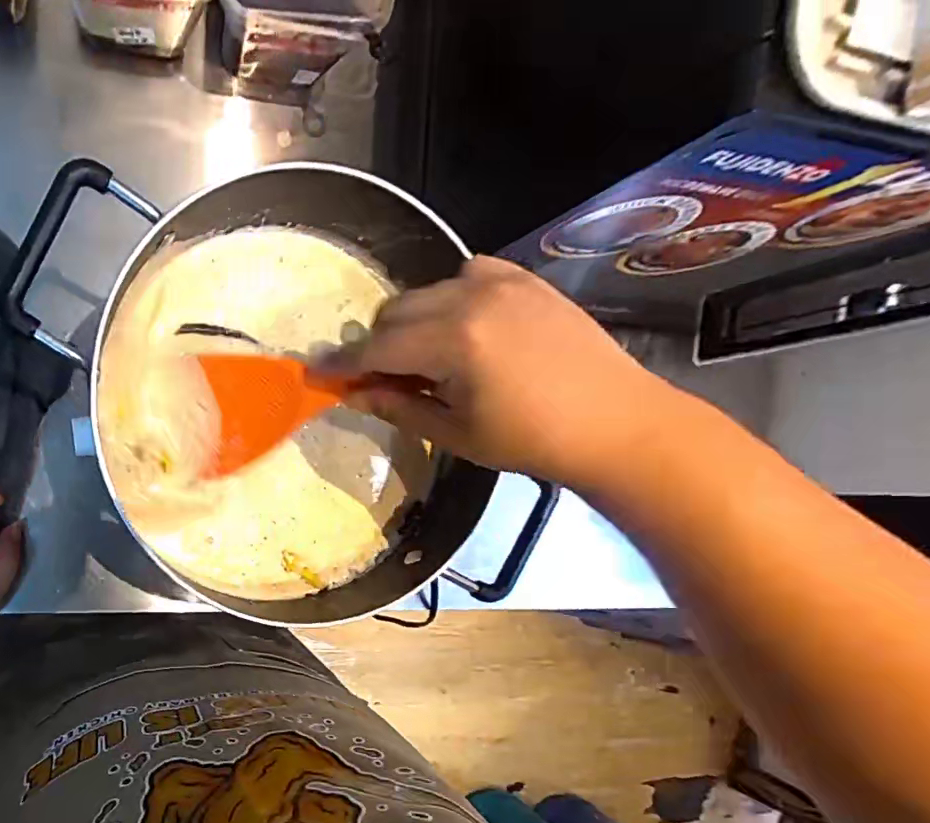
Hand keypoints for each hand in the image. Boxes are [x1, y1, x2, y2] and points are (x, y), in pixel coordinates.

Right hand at [325, 256, 684, 487]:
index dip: (342, 363)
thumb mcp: (454, 433)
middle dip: (377, 346)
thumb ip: (397, 407)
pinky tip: (463, 329)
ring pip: (425, 293)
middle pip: (394, 313)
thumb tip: (353, 394)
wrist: (613, 420)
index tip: (316, 373)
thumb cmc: (531, 440)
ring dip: (410, 324)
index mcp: (453, 341)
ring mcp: (501, 281)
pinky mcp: (523, 278)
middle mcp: (471, 297)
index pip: (376, 348)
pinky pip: (465, 276)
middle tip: (382, 381)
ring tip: (428, 360)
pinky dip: (449, 300)